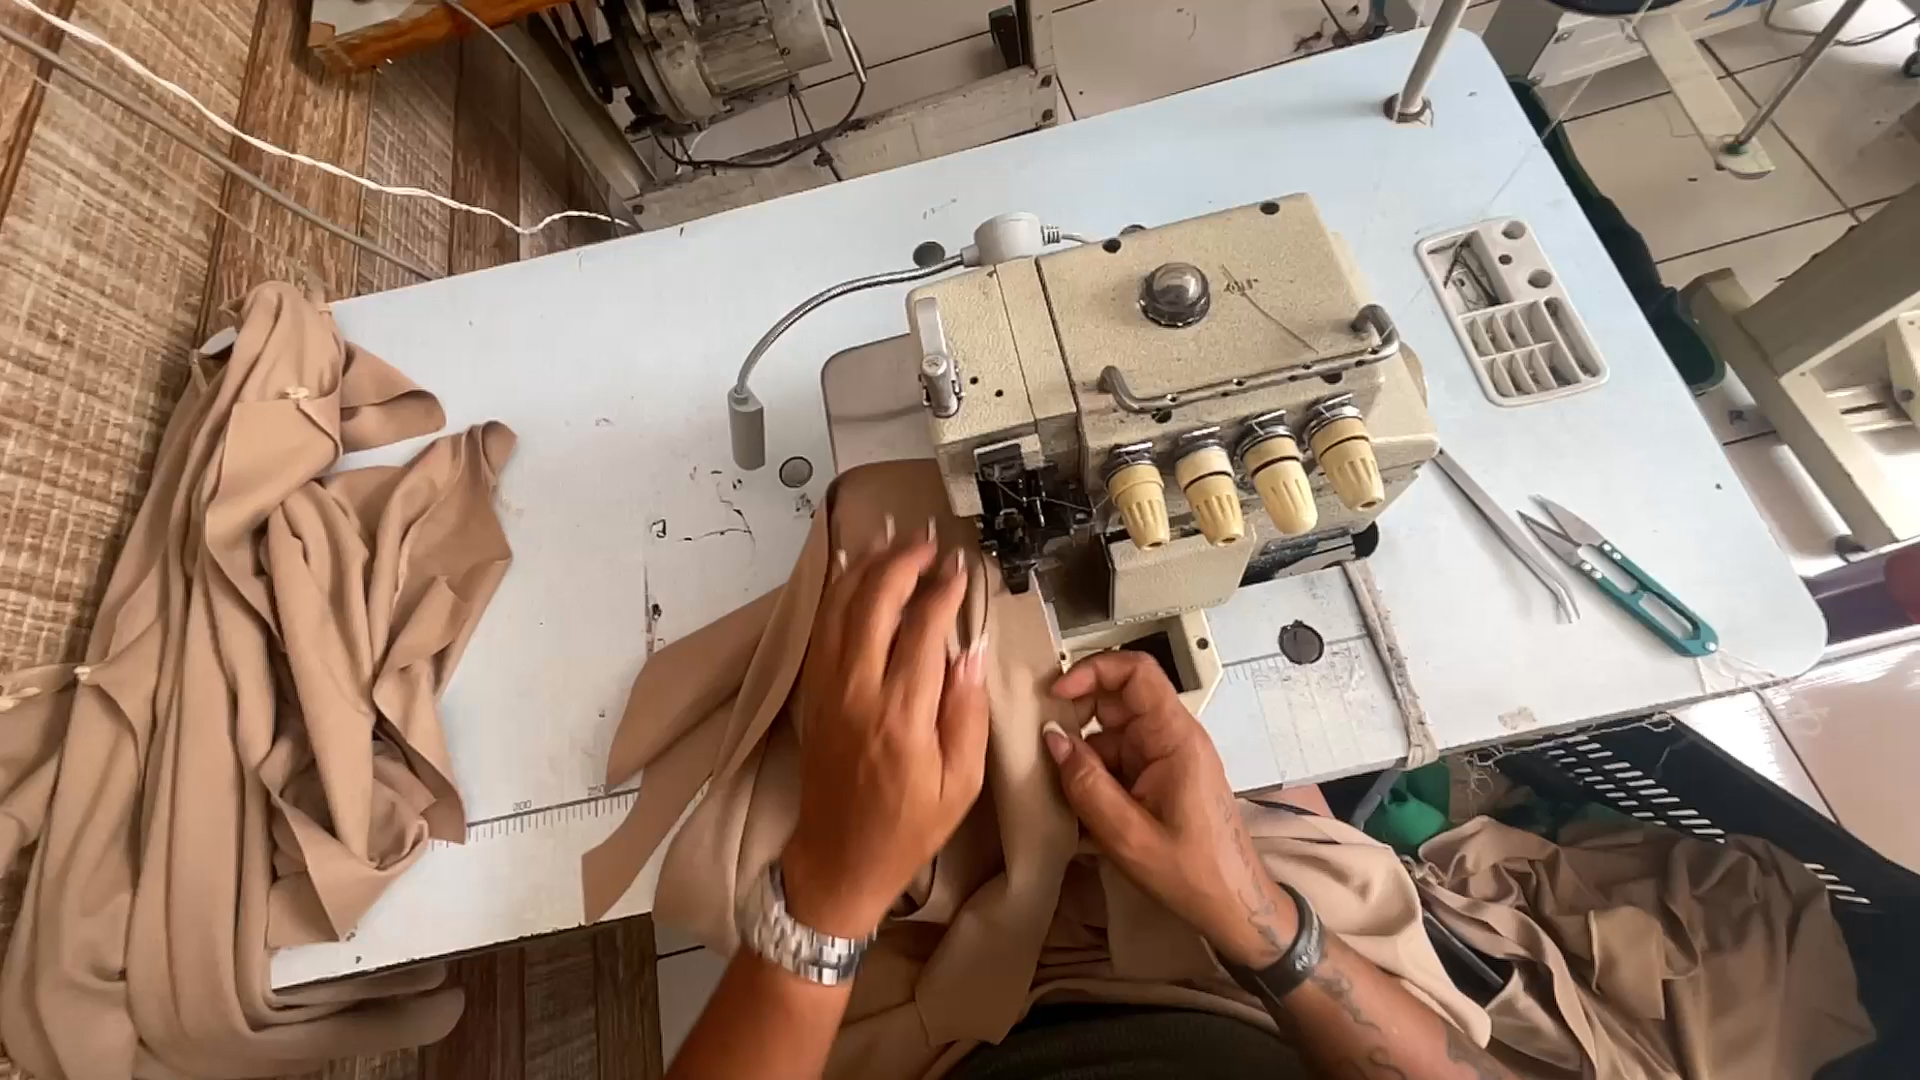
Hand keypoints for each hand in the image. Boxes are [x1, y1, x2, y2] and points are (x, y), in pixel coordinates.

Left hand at [782, 524, 989, 938]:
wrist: (838, 859)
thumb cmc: (909, 826)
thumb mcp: (961, 782)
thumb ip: (967, 711)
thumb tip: (969, 649)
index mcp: (901, 714)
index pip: (923, 629)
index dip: (944, 591)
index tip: (961, 570)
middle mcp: (857, 691)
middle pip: (874, 603)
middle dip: (903, 563)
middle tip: (929, 544)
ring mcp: (826, 688)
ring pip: (840, 607)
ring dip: (867, 567)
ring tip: (895, 542)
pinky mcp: (811, 691)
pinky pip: (821, 627)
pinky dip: (837, 591)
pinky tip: (851, 568)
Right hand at [1043, 651, 1297, 967]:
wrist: (1234, 906)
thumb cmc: (1192, 872)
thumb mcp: (1128, 836)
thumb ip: (1086, 785)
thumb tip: (1051, 737)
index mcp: (1174, 737)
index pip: (1136, 672)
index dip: (1093, 669)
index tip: (1056, 693)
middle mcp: (1168, 735)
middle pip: (1116, 696)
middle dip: (1075, 710)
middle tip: (1042, 735)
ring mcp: (1161, 753)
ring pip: (1109, 728)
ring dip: (1079, 746)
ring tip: (1054, 778)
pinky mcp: (1155, 772)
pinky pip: (1114, 754)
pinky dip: (1090, 769)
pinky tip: (1075, 801)